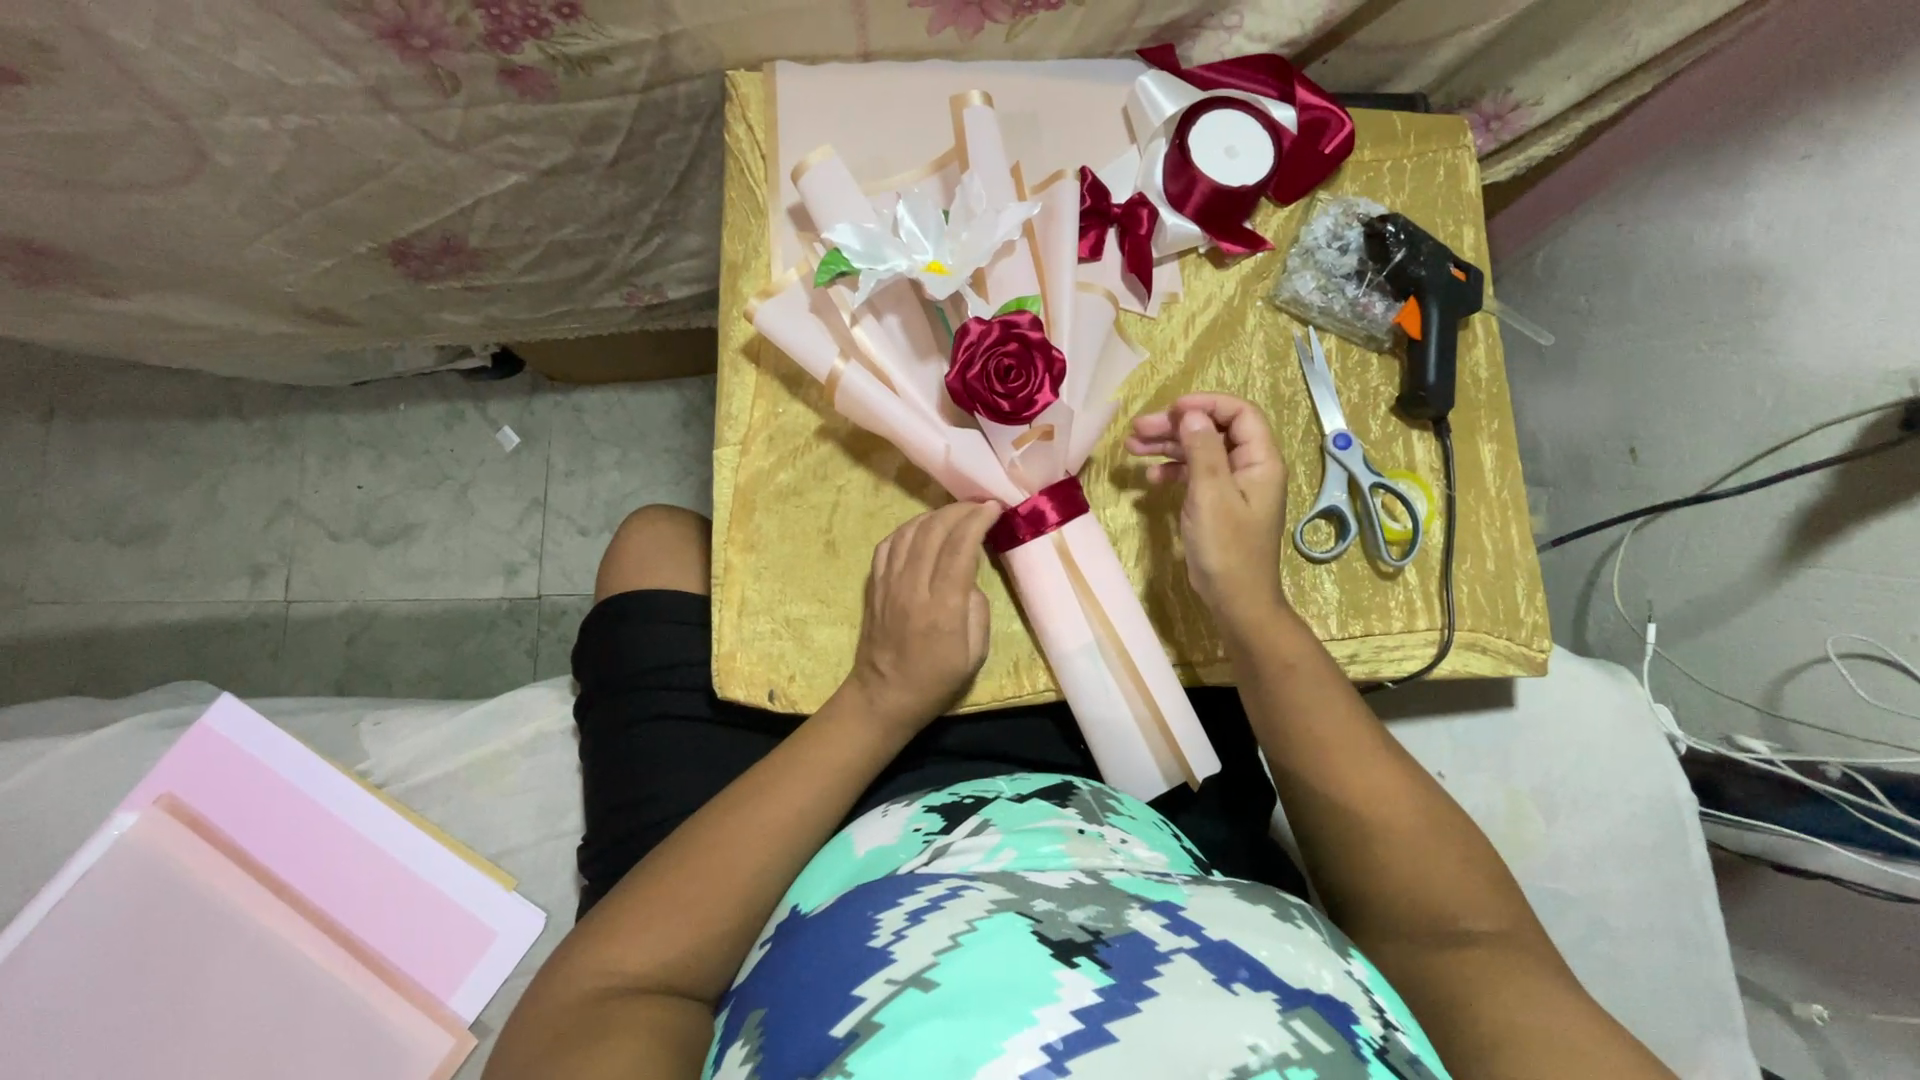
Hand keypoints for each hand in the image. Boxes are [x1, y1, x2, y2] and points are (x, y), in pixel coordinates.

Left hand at [844, 500, 1000, 732]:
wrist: (883, 696)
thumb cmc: (935, 680)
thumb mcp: (975, 654)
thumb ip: (978, 610)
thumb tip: (969, 578)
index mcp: (942, 608)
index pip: (960, 547)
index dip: (978, 521)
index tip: (993, 508)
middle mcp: (912, 588)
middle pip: (934, 531)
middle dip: (959, 511)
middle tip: (978, 507)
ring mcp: (888, 584)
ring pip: (909, 531)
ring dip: (934, 516)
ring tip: (954, 515)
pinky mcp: (873, 585)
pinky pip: (889, 544)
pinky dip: (909, 529)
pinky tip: (923, 530)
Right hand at [1126, 394, 1289, 631]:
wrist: (1235, 599)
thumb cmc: (1227, 548)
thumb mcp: (1211, 495)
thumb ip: (1203, 449)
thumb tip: (1192, 414)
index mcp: (1260, 461)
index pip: (1239, 413)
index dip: (1206, 404)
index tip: (1171, 409)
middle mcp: (1250, 467)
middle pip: (1214, 430)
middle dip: (1176, 425)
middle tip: (1137, 429)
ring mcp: (1233, 486)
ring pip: (1200, 451)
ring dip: (1168, 446)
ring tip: (1132, 447)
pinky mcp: (1217, 503)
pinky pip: (1195, 475)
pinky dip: (1172, 471)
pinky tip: (1150, 478)